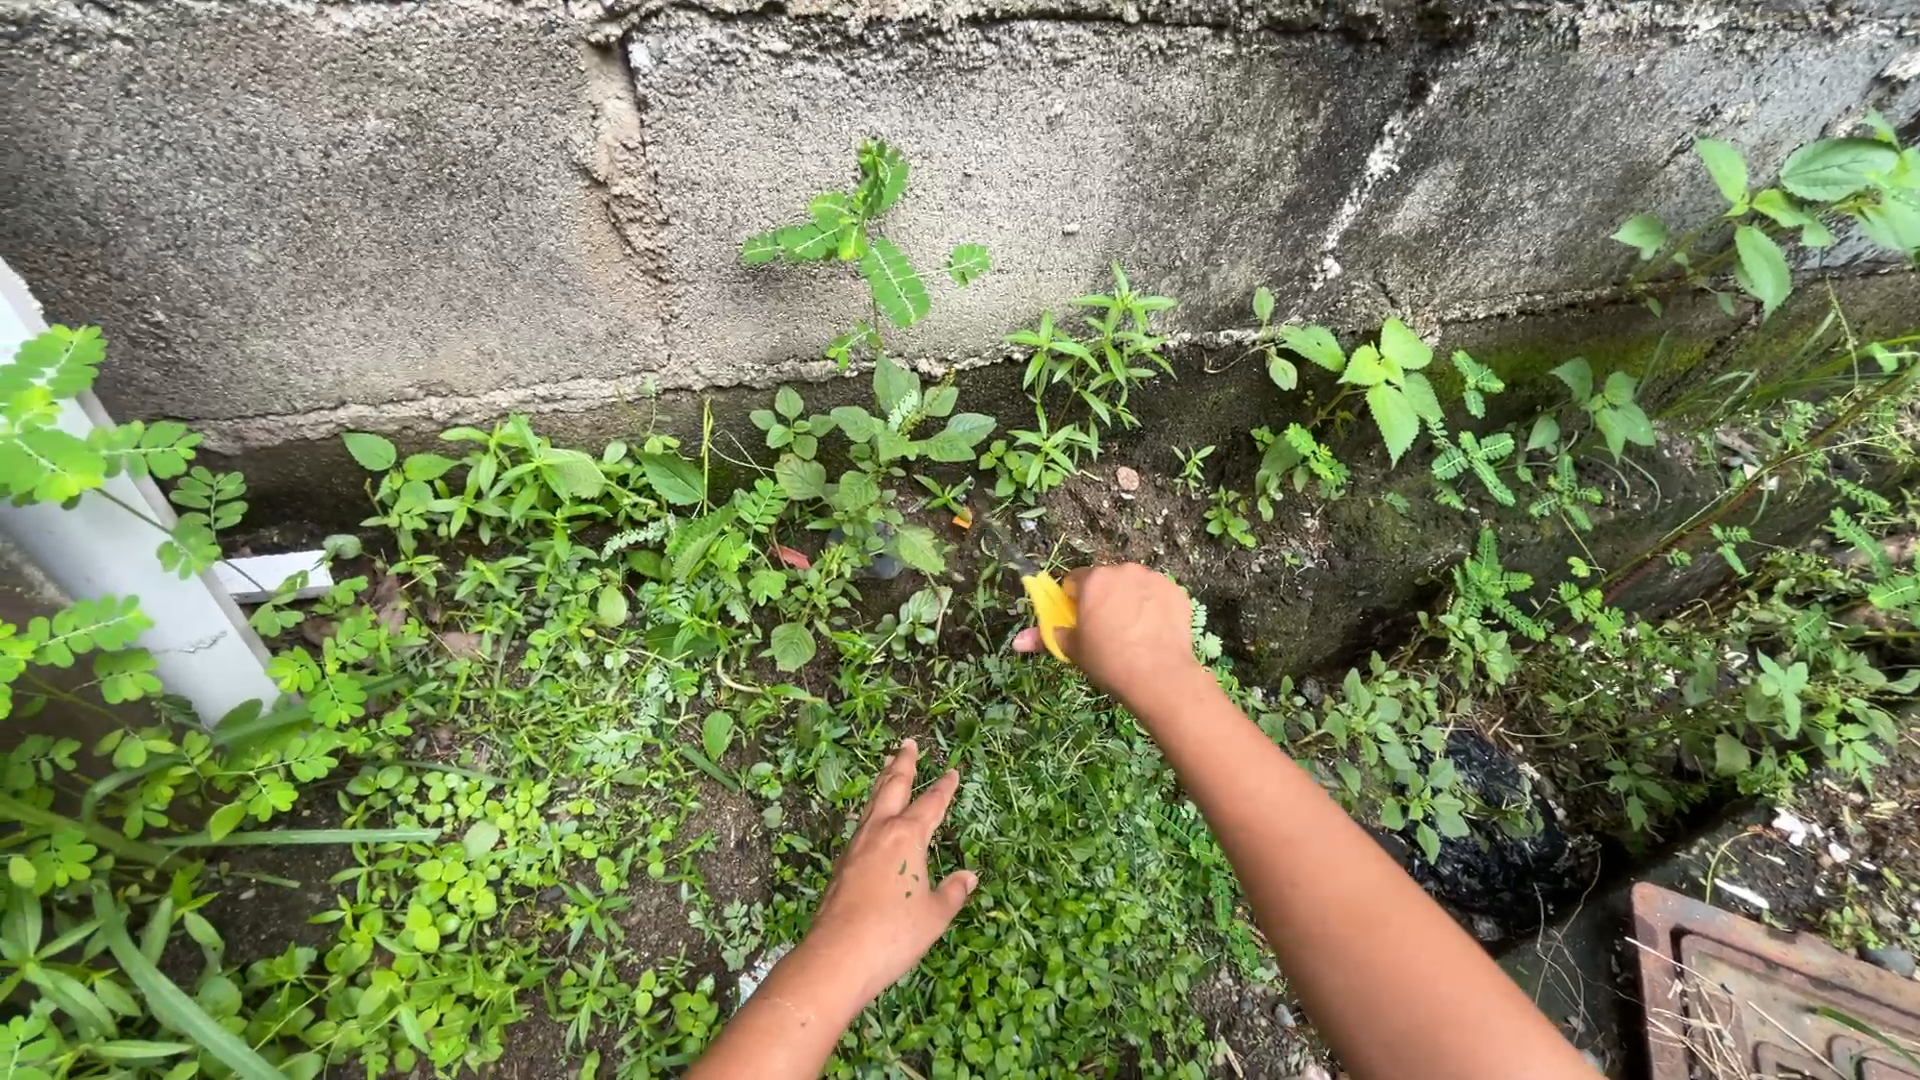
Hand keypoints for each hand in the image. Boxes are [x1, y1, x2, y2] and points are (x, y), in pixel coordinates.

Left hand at [794, 738, 975, 1011]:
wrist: (837, 956)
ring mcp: (857, 845)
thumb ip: (952, 892)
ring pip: (873, 801)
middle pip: (893, 787)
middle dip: (904, 764)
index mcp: (907, 837)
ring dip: (882, 780)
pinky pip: (861, 822)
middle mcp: (881, 831)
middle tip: (908, 743)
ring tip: (887, 764)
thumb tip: (968, 876)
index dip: (944, 787)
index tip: (952, 771)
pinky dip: (871, 807)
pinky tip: (871, 815)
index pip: (931, 804)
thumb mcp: (934, 916)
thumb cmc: (893, 934)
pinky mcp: (842, 862)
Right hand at [1013, 563, 1199, 702]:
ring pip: (1133, 586)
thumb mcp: (1074, 650)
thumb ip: (1045, 638)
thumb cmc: (1109, 661)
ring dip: (1129, 600)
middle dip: (1103, 599)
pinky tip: (1154, 632)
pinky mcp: (1177, 592)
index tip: (1081, 622)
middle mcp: (1123, 570)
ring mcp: (1153, 579)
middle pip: (1106, 580)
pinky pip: (1157, 596)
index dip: (1075, 601)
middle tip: (1106, 630)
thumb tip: (1016, 641)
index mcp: (1094, 579)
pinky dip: (1154, 608)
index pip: (1075, 580)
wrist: (1160, 677)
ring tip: (1132, 633)